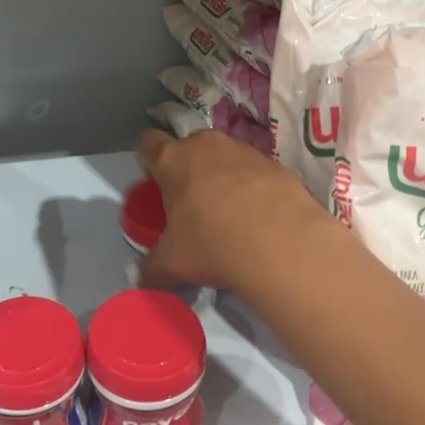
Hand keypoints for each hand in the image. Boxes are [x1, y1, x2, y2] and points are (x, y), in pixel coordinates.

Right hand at [136, 128, 329, 292]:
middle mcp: (207, 145)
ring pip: (224, 157)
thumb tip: (144, 281)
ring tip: (229, 213)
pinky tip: (259, 217)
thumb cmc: (213, 243)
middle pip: (189, 147)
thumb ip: (153, 268)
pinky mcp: (276, 164)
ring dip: (222, 177)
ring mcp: (244, 151)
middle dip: (188, 170)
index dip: (149, 161)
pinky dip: (253, 187)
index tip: (155, 183)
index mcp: (173, 160)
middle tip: (191, 204)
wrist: (281, 242)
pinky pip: (255, 171)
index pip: (148, 143)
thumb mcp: (173, 263)